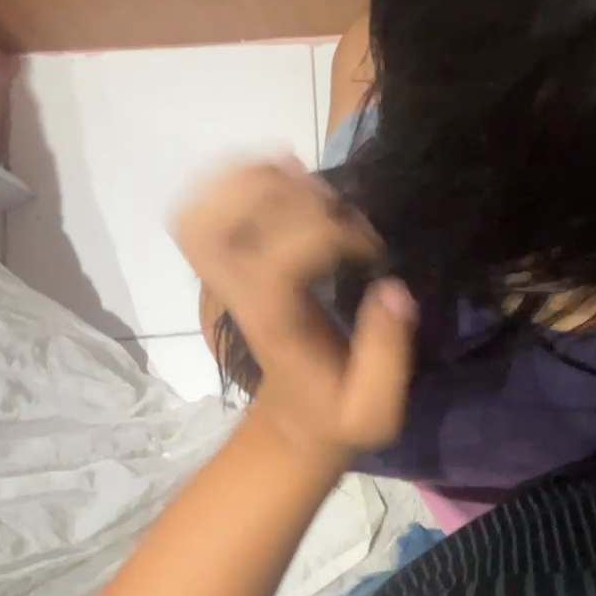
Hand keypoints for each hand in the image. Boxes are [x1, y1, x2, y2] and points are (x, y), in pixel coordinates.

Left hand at [174, 158, 416, 462]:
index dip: (328, 236)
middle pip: (209, 228)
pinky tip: (282, 173)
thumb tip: (396, 290)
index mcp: (275, 327)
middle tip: (328, 204)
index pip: (275, 262)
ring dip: (249, 180)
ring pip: (199, 213)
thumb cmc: (337, 413)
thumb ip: (387, 354)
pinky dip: (238, 178)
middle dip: (271, 198)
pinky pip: (208, 209)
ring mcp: (223, 279)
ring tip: (303, 177)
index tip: (371, 247)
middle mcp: (236, 297)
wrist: (293, 422)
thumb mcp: (375, 407)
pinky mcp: (228, 266)